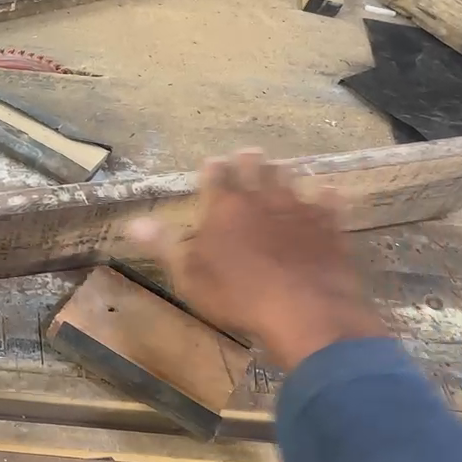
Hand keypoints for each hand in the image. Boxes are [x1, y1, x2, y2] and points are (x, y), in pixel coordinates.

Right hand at [127, 150, 387, 372]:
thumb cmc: (236, 296)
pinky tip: (328, 192)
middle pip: (255, 169)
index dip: (212, 168)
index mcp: (223, 209)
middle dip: (248, 161)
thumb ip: (164, 246)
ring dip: (283, 171)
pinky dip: (326, 195)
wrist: (303, 308)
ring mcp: (299, 209)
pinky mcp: (329, 224)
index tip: (211, 162)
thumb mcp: (188, 276)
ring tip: (281, 166)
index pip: (215, 177)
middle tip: (248, 153)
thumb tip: (133, 223)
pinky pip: (329, 201)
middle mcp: (261, 199)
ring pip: (290, 179)